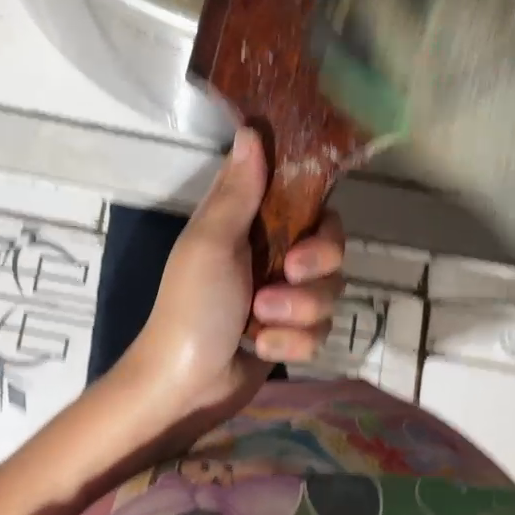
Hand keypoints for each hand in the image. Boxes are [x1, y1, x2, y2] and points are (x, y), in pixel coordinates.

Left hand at [116, 129, 346, 424]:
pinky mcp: (289, 333)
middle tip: (288, 274)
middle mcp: (270, 253)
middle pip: (330, 247)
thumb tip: (252, 129)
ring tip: (260, 322)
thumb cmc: (191, 305)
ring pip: (329, 293)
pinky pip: (319, 332)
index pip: (304, 199)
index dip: (316, 212)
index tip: (308, 226)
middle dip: (316, 268)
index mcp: (248, 223)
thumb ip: (239, 191)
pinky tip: (260, 347)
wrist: (184, 384)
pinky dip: (291, 342)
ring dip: (297, 311)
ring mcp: (283, 296)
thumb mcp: (211, 242)